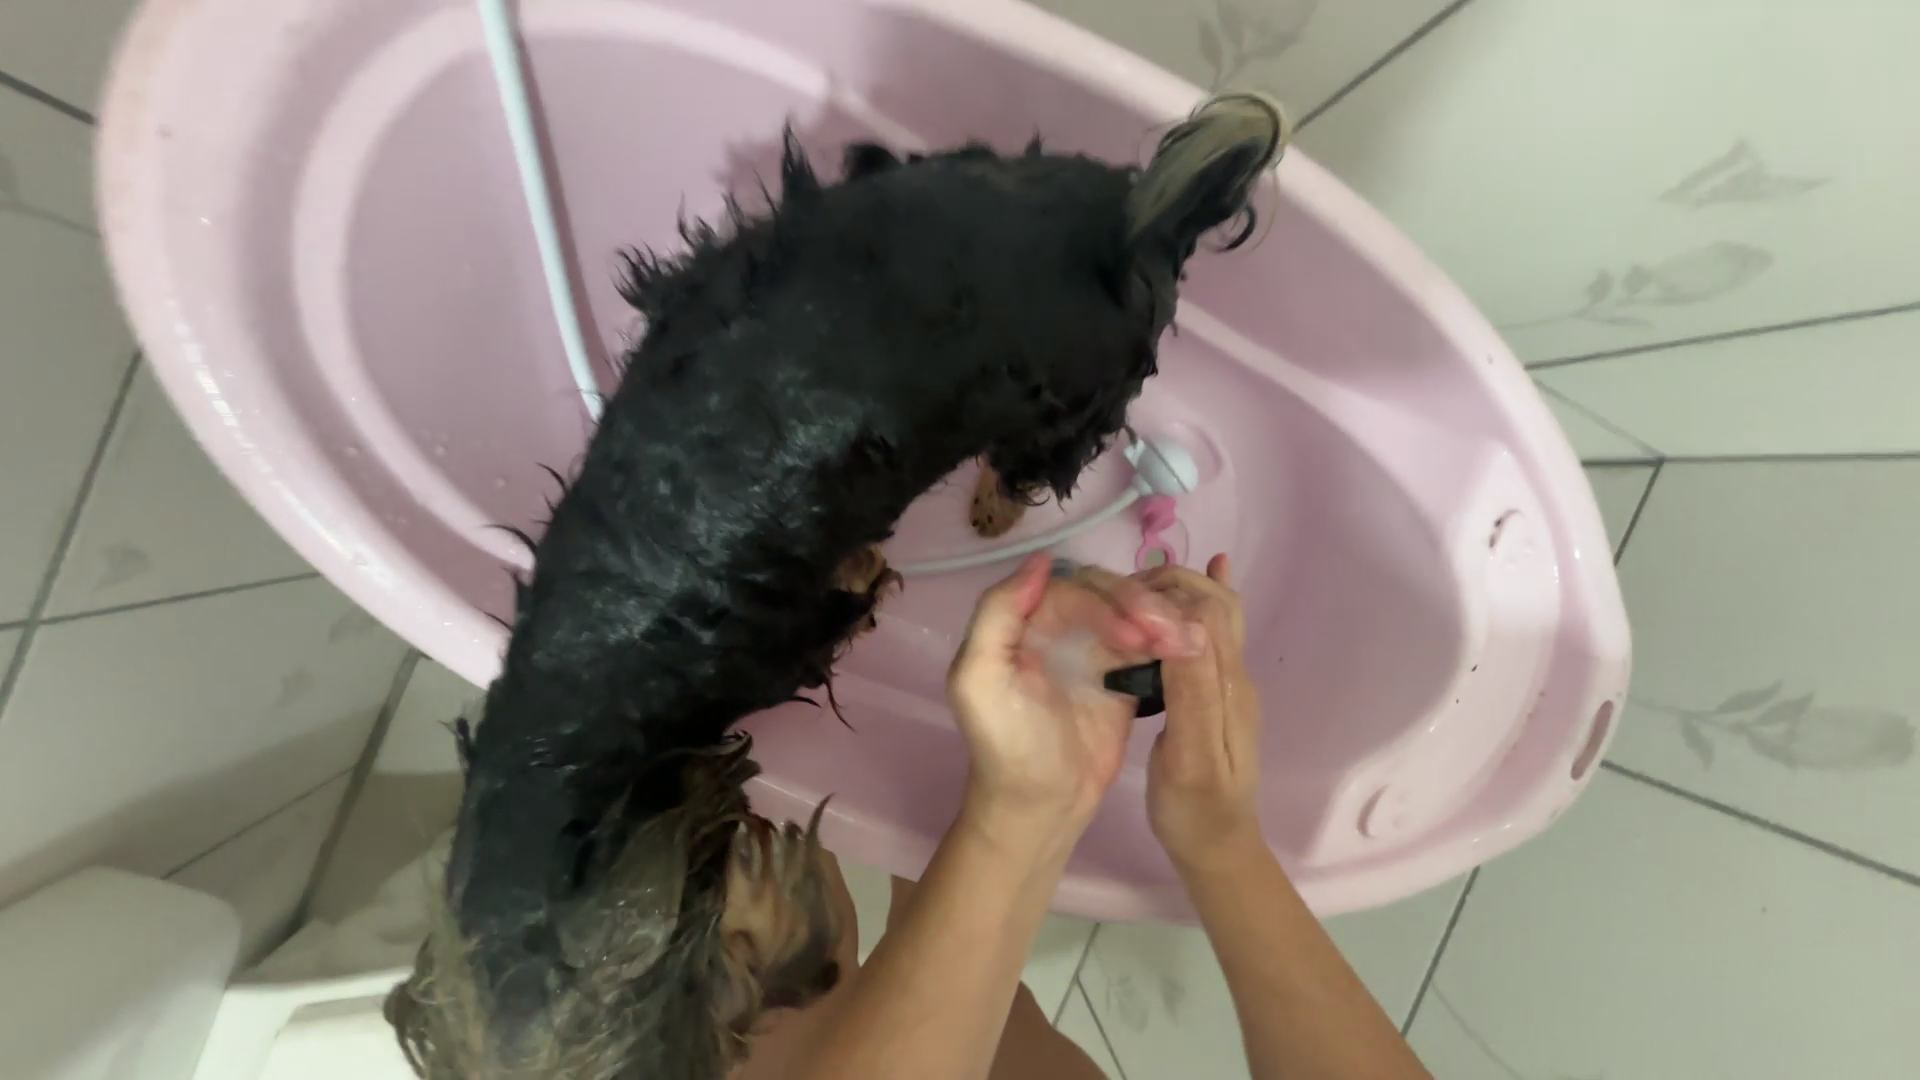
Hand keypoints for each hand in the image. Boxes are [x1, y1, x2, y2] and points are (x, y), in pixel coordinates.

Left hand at [947, 555, 1200, 832]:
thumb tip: (1041, 560)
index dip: (1106, 602)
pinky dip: (1170, 643)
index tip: (1133, 634)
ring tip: (1189, 641)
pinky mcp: (1122, 675)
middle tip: (1174, 634)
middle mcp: (1060, 625)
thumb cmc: (1004, 743)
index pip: (1073, 588)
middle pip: (1108, 593)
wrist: (1039, 805)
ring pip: (1134, 613)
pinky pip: (1149, 644)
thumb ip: (998, 613)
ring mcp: (1093, 649)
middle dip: (1142, 606)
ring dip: (1163, 620)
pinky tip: (1190, 648)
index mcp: (1025, 619)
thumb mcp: (978, 677)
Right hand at [1139, 554, 1265, 874]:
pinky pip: (1215, 631)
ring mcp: (1229, 681)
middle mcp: (1234, 674)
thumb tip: (1186, 628)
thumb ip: (1192, 695)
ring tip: (1137, 589)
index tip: (1121, 604)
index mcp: (1226, 686)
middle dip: (1172, 583)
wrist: (1217, 846)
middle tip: (1121, 596)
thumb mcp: (1189, 759)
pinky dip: (1209, 595)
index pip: (1206, 611)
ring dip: (1182, 589)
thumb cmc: (1194, 809)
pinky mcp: (1216, 690)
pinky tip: (1213, 568)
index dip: (1166, 595)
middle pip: (1215, 601)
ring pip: (1216, 611)